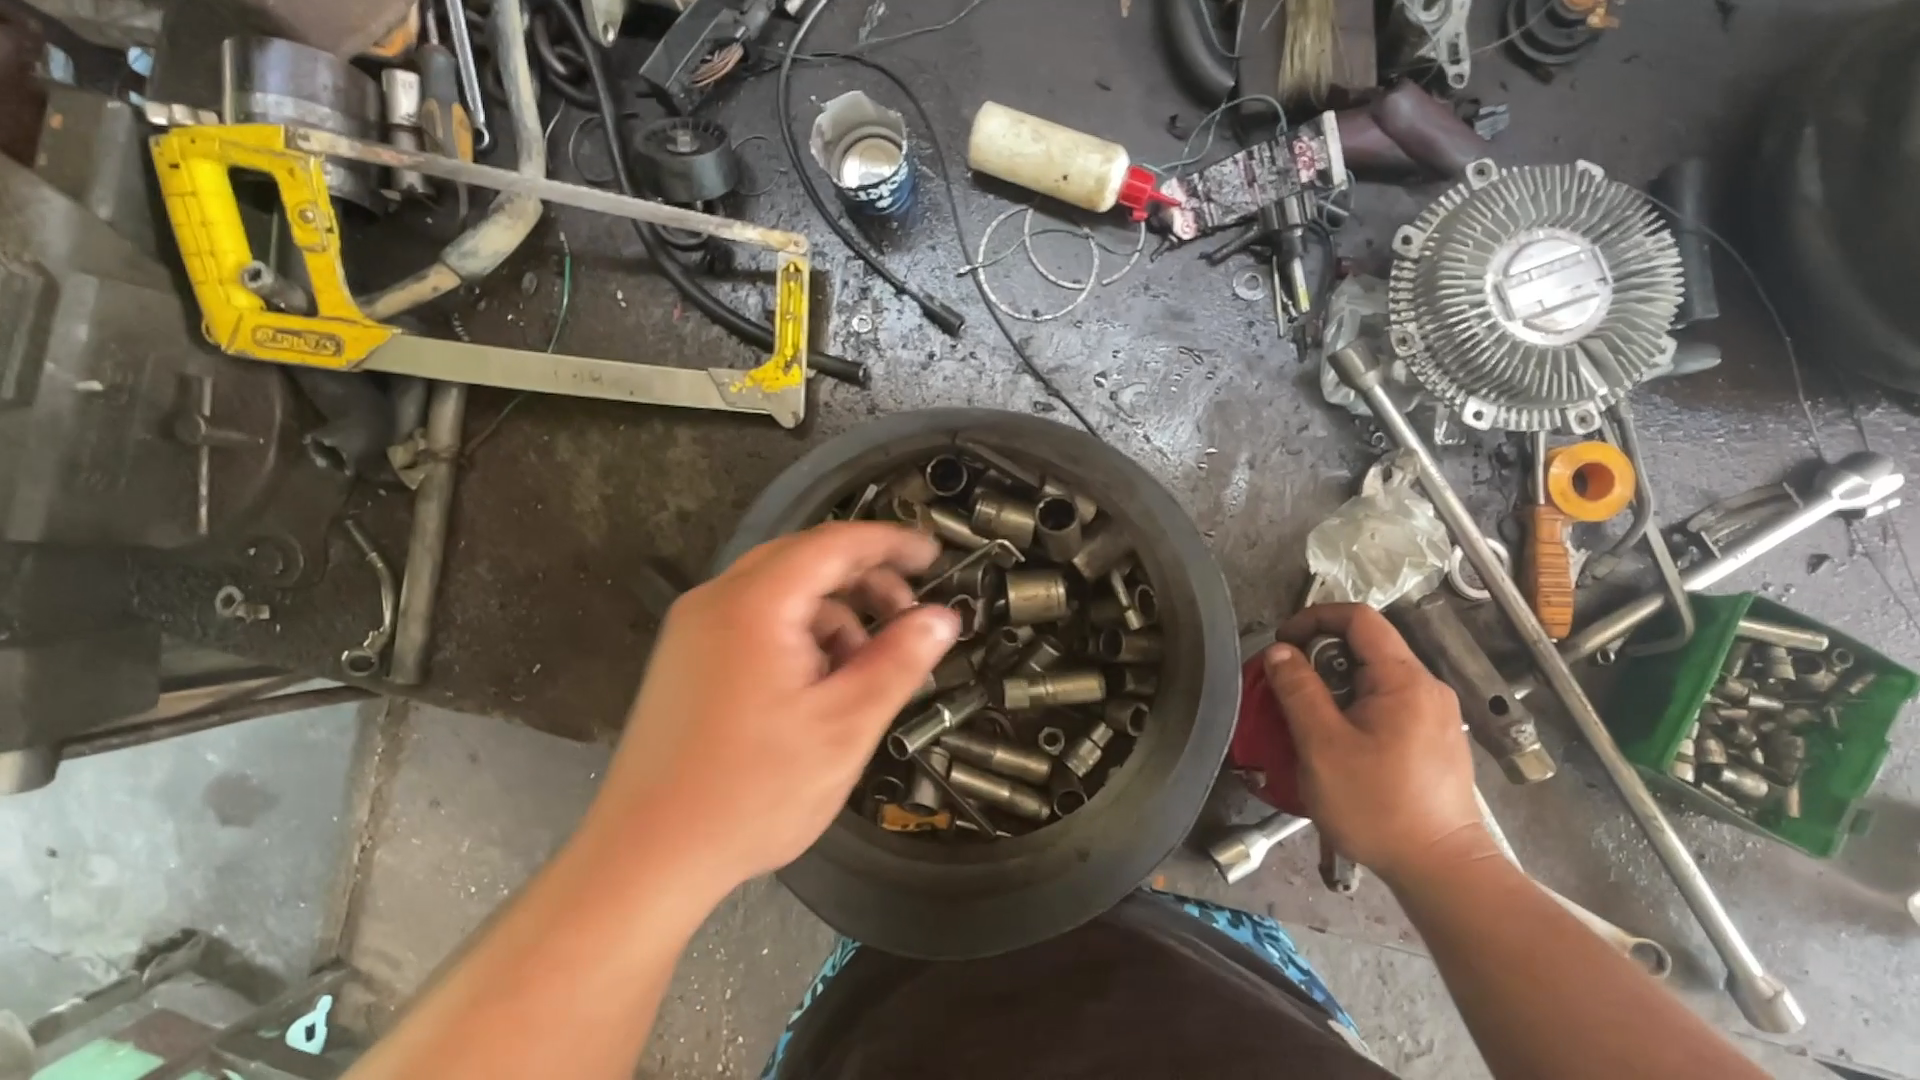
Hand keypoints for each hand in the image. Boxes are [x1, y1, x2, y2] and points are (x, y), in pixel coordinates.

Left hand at [581, 523, 960, 896]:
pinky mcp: (686, 662)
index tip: (934, 555)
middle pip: (804, 562)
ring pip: (780, 596)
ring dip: (832, 616)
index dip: (890, 543)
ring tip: (866, 668)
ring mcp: (693, 631)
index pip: (833, 543)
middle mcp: (716, 602)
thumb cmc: (752, 792)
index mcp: (754, 605)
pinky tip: (820, 687)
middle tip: (908, 618)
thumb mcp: (844, 727)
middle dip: (864, 582)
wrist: (646, 856)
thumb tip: (942, 618)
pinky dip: (798, 638)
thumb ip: (897, 663)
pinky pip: (755, 624)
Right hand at [1262, 604, 1495, 885]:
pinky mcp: (1434, 742)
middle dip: (1319, 660)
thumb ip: (1298, 691)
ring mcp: (1435, 716)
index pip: (1359, 618)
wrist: (1441, 869)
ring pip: (1374, 680)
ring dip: (1333, 689)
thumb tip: (1280, 651)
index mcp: (1405, 680)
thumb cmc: (1379, 806)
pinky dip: (1353, 710)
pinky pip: (1386, 706)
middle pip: (1367, 648)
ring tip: (1304, 723)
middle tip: (1286, 690)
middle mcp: (1427, 689)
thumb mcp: (1323, 746)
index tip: (1282, 645)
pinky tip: (1337, 746)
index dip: (1314, 619)